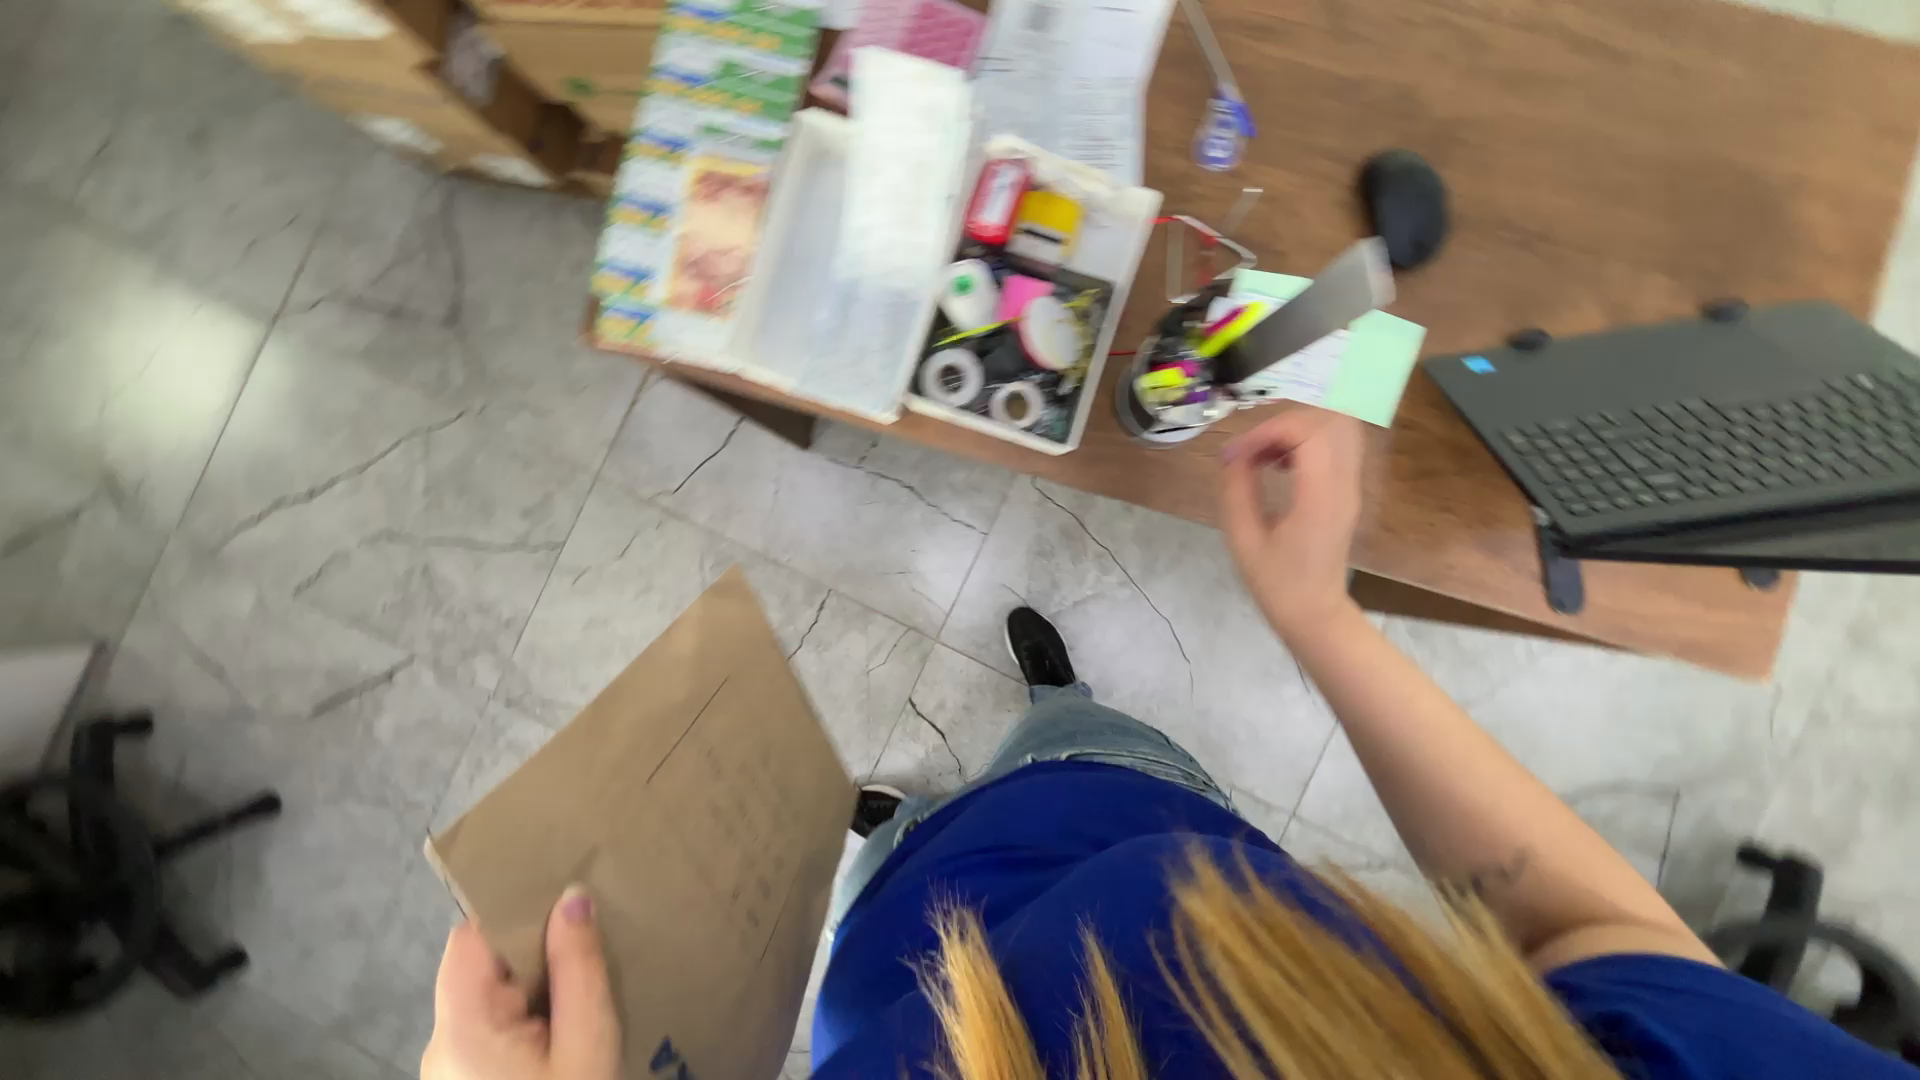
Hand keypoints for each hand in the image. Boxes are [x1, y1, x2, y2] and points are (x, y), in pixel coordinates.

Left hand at [422, 885, 620, 1079]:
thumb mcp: (588, 1042)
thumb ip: (578, 967)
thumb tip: (570, 896)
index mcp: (462, 1029)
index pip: (469, 940)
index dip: (512, 910)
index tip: (563, 894)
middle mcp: (439, 1047)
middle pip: (480, 968)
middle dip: (535, 950)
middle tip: (591, 942)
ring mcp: (445, 1073)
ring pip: (489, 1000)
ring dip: (535, 985)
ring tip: (586, 984)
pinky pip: (490, 1031)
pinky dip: (527, 1017)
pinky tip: (566, 1029)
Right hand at [1219, 408, 1366, 639]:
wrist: (1314, 612)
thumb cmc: (1275, 581)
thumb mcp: (1242, 537)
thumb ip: (1238, 488)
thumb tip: (1234, 454)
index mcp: (1319, 498)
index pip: (1309, 433)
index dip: (1268, 430)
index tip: (1238, 453)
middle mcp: (1344, 485)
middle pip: (1332, 420)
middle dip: (1285, 422)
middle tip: (1253, 446)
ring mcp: (1351, 486)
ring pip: (1339, 427)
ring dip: (1298, 429)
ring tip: (1265, 453)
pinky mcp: (1347, 490)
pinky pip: (1337, 446)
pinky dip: (1307, 441)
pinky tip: (1279, 464)